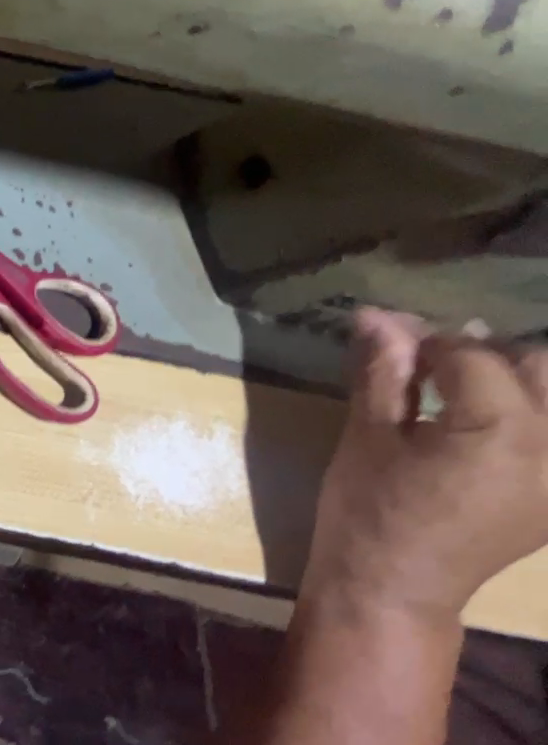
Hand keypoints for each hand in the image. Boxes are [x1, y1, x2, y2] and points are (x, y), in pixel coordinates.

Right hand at [301, 309, 547, 625]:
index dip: (423, 339)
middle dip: (479, 353)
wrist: (396, 581)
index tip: (384, 337)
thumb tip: (378, 315)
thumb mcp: (366, 432)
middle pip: (537, 367)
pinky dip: (522, 413)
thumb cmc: (368, 503)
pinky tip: (477, 421)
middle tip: (422, 361)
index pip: (472, 354)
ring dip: (511, 380)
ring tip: (456, 387)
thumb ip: (384, 371)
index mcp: (503, 430)